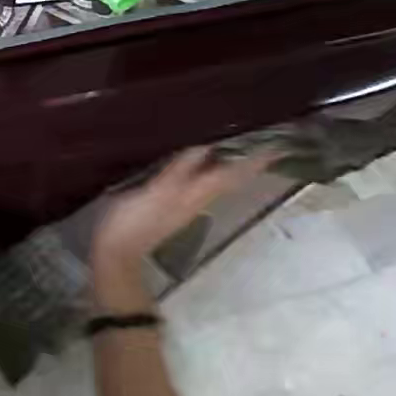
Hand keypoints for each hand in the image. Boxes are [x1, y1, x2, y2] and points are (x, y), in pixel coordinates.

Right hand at [92, 147, 276, 270]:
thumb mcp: (156, 193)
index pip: (233, 174)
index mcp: (196, 194)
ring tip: (242, 145)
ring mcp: (186, 202)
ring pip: (218, 181)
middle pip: (230, 178)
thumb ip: (179, 169)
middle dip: (248, 162)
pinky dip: (211, 169)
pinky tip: (204, 160)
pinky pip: (202, 182)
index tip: (278, 146)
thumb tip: (206, 144)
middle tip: (267, 142)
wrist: (117, 253)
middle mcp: (198, 198)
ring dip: (232, 164)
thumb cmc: (134, 221)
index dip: (254, 161)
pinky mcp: (171, 203)